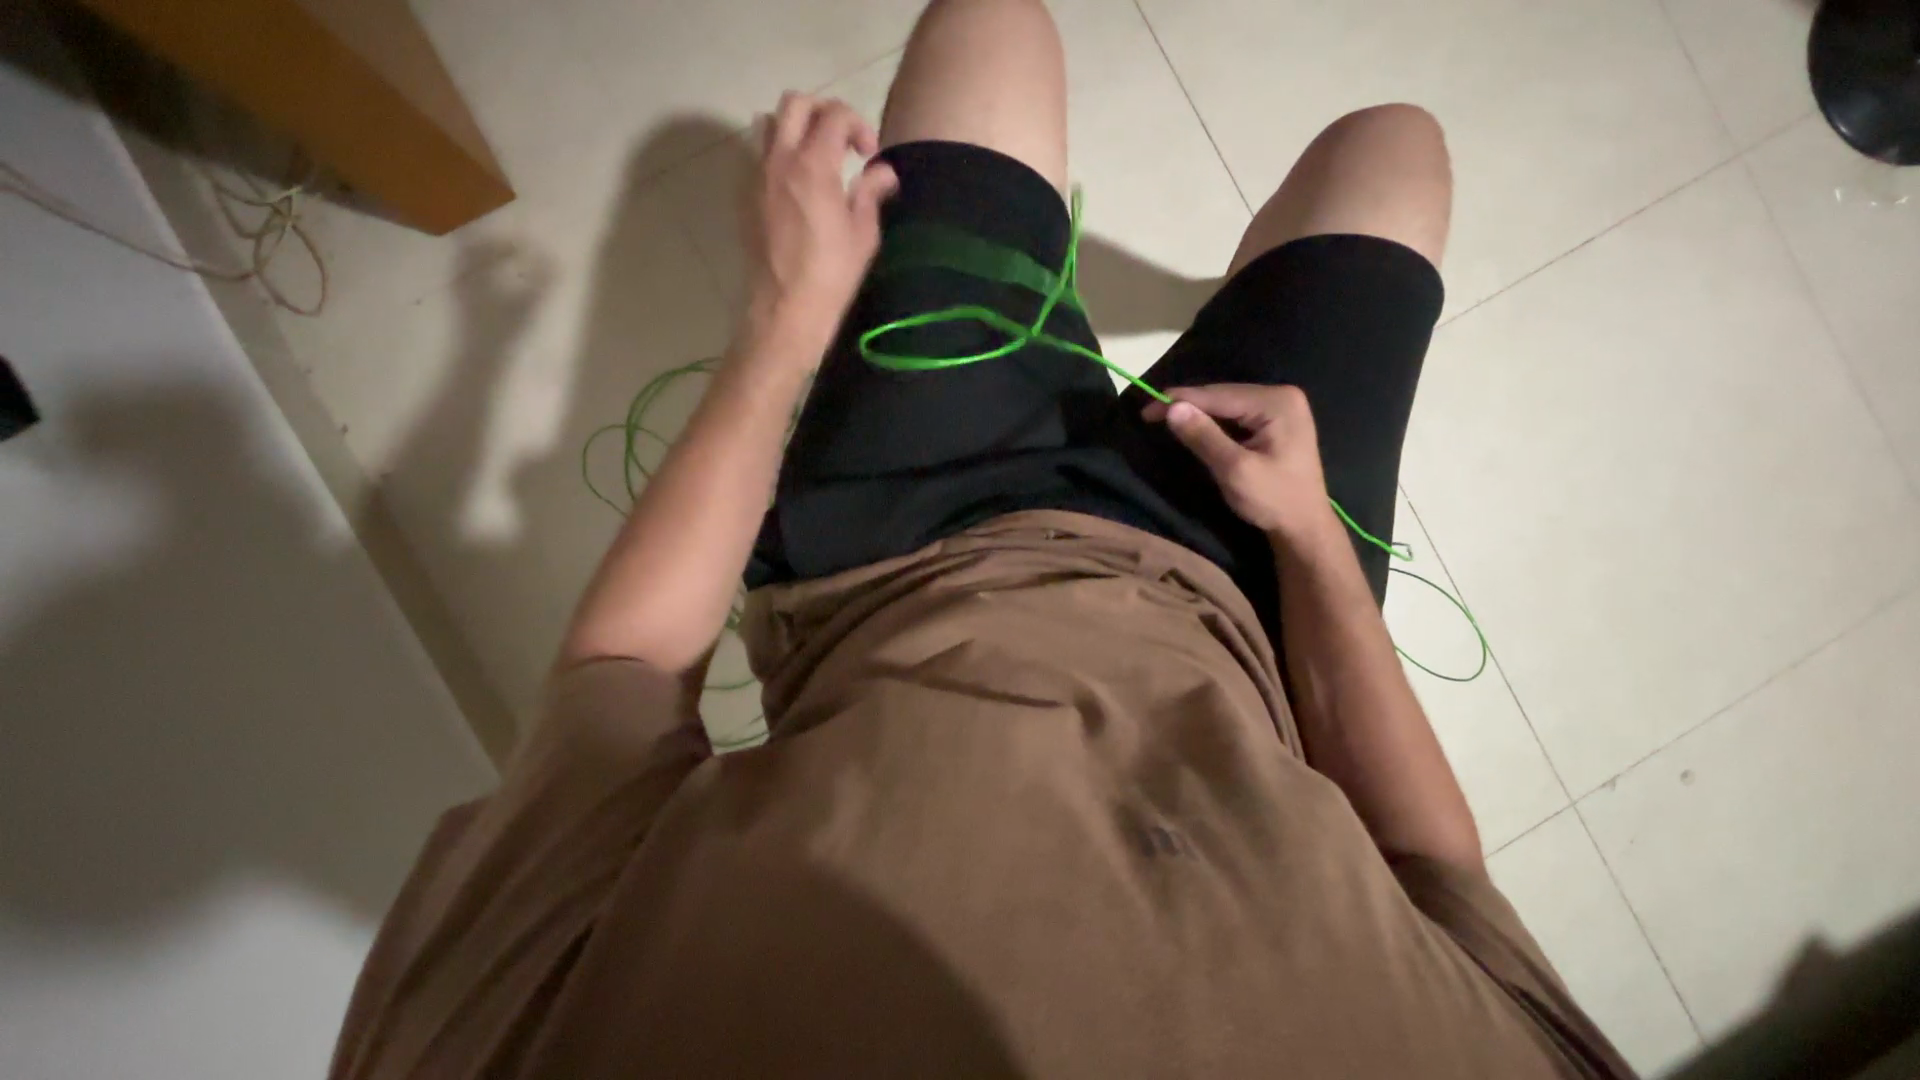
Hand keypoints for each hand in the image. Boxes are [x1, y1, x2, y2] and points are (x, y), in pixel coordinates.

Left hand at [743, 93, 899, 345]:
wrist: (786, 308)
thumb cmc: (832, 274)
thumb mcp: (863, 234)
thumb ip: (871, 193)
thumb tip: (882, 172)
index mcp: (814, 166)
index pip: (834, 115)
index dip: (858, 124)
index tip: (869, 154)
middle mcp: (780, 161)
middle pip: (796, 104)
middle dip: (824, 112)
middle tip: (843, 142)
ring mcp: (758, 176)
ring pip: (772, 124)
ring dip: (798, 129)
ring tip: (818, 159)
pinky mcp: (747, 196)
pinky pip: (761, 156)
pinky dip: (782, 155)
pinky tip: (799, 186)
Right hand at [1143, 384, 1334, 542]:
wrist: (1304, 526)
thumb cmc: (1274, 500)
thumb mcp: (1235, 470)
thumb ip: (1204, 437)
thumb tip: (1171, 408)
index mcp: (1277, 403)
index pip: (1218, 395)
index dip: (1179, 400)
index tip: (1146, 411)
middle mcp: (1281, 396)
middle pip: (1223, 395)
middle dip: (1188, 405)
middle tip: (1151, 416)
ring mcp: (1281, 407)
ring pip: (1227, 404)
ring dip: (1198, 413)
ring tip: (1166, 419)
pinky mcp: (1276, 421)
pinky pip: (1236, 415)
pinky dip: (1213, 421)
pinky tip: (1195, 427)